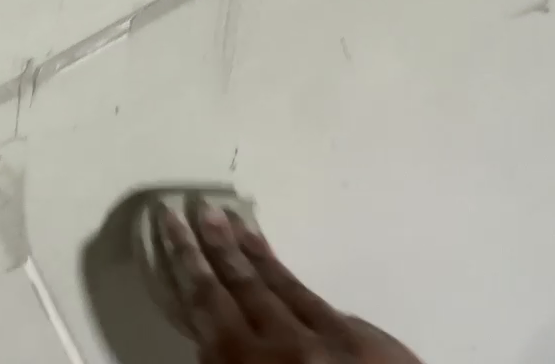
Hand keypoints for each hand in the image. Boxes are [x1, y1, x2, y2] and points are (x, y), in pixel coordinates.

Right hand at [151, 201, 422, 363]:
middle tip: (204, 207)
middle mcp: (287, 341)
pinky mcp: (383, 350)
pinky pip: (336, 314)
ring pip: (289, 286)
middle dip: (218, 244)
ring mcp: (337, 342)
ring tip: (239, 223)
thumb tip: (208, 345)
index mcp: (246, 361)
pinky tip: (293, 281)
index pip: (206, 296)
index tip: (171, 217)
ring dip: (259, 254)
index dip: (185, 255)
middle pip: (244, 282)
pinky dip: (306, 293)